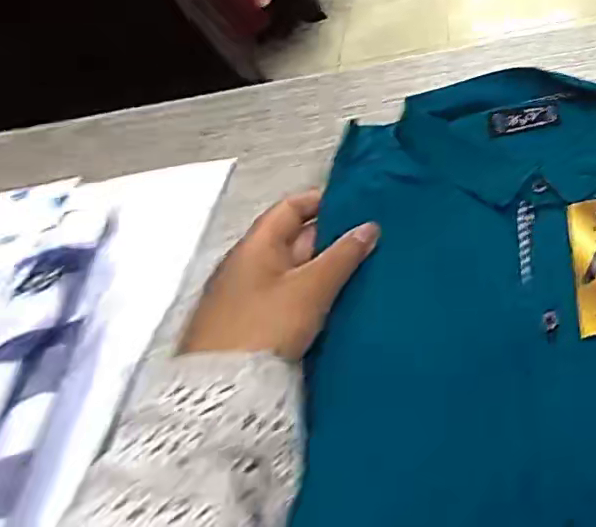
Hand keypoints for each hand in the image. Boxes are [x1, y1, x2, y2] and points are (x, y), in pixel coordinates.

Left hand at [180, 190, 378, 359]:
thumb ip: (345, 252)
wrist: (221, 395)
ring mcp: (245, 296)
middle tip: (374, 234)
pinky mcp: (251, 321)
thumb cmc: (266, 325)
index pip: (290, 208)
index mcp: (253, 249)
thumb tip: (370, 226)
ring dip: (328, 262)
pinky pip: (290, 289)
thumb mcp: (313, 286)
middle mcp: (245, 266)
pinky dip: (316, 285)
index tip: (360, 203)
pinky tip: (342, 290)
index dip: (324, 200)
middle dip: (334, 233)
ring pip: (296, 265)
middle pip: (295, 236)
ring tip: (366, 261)